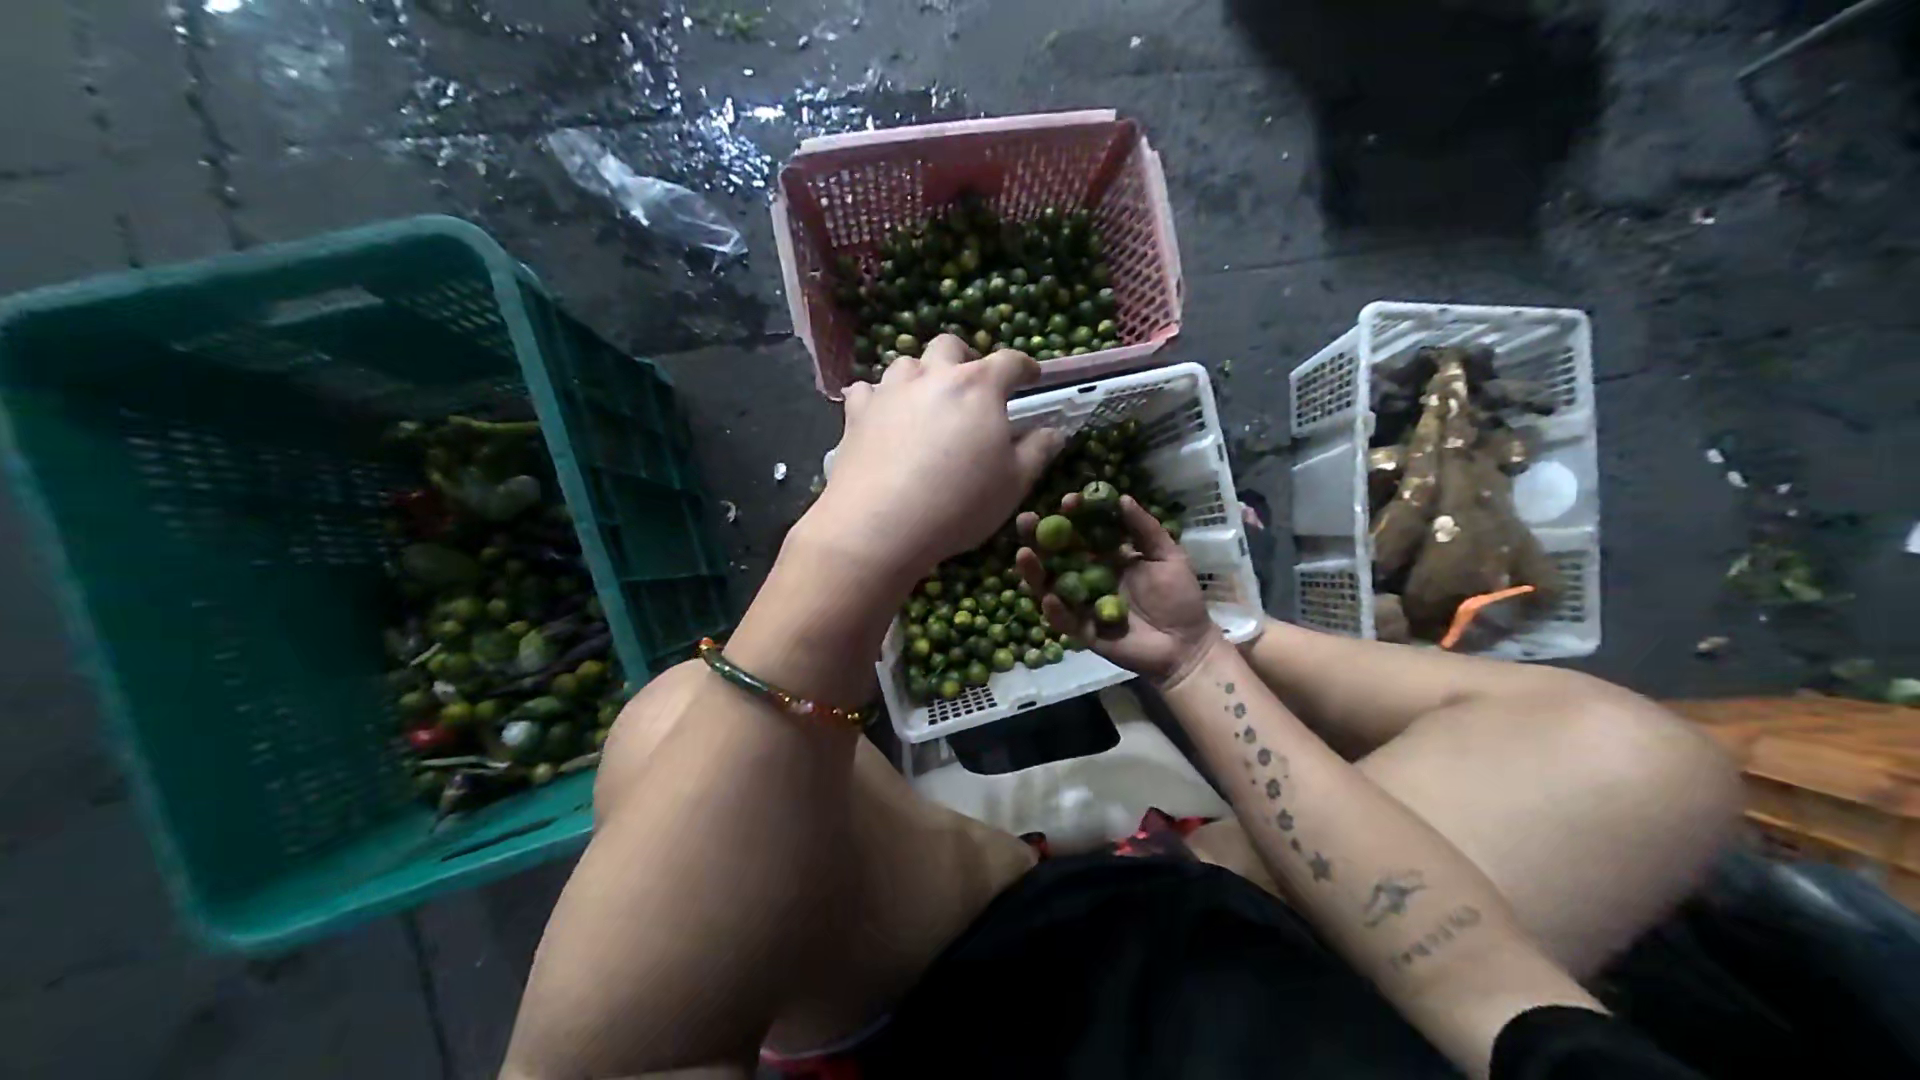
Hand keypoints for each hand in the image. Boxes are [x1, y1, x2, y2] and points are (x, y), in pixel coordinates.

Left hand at [811, 335, 1062, 581]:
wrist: (880, 526)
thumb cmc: (959, 504)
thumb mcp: (1014, 483)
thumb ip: (1038, 451)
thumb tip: (1053, 431)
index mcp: (978, 387)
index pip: (1009, 362)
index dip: (1025, 367)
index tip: (1031, 377)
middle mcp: (933, 377)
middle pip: (950, 347)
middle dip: (965, 359)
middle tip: (972, 385)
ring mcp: (890, 391)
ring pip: (907, 363)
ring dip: (921, 374)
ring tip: (927, 401)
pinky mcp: (856, 413)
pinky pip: (867, 391)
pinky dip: (879, 398)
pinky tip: (882, 416)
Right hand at [1015, 494, 1223, 685]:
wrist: (1187, 643)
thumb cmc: (1179, 598)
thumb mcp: (1167, 556)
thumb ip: (1144, 529)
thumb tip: (1121, 497)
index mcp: (1105, 557)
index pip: (1081, 531)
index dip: (1072, 516)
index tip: (1068, 501)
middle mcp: (1086, 577)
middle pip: (1055, 555)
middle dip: (1038, 537)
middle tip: (1026, 520)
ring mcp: (1081, 604)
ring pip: (1049, 585)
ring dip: (1034, 571)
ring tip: (1024, 555)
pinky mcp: (1082, 631)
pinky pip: (1063, 620)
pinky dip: (1055, 609)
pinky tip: (1049, 595)